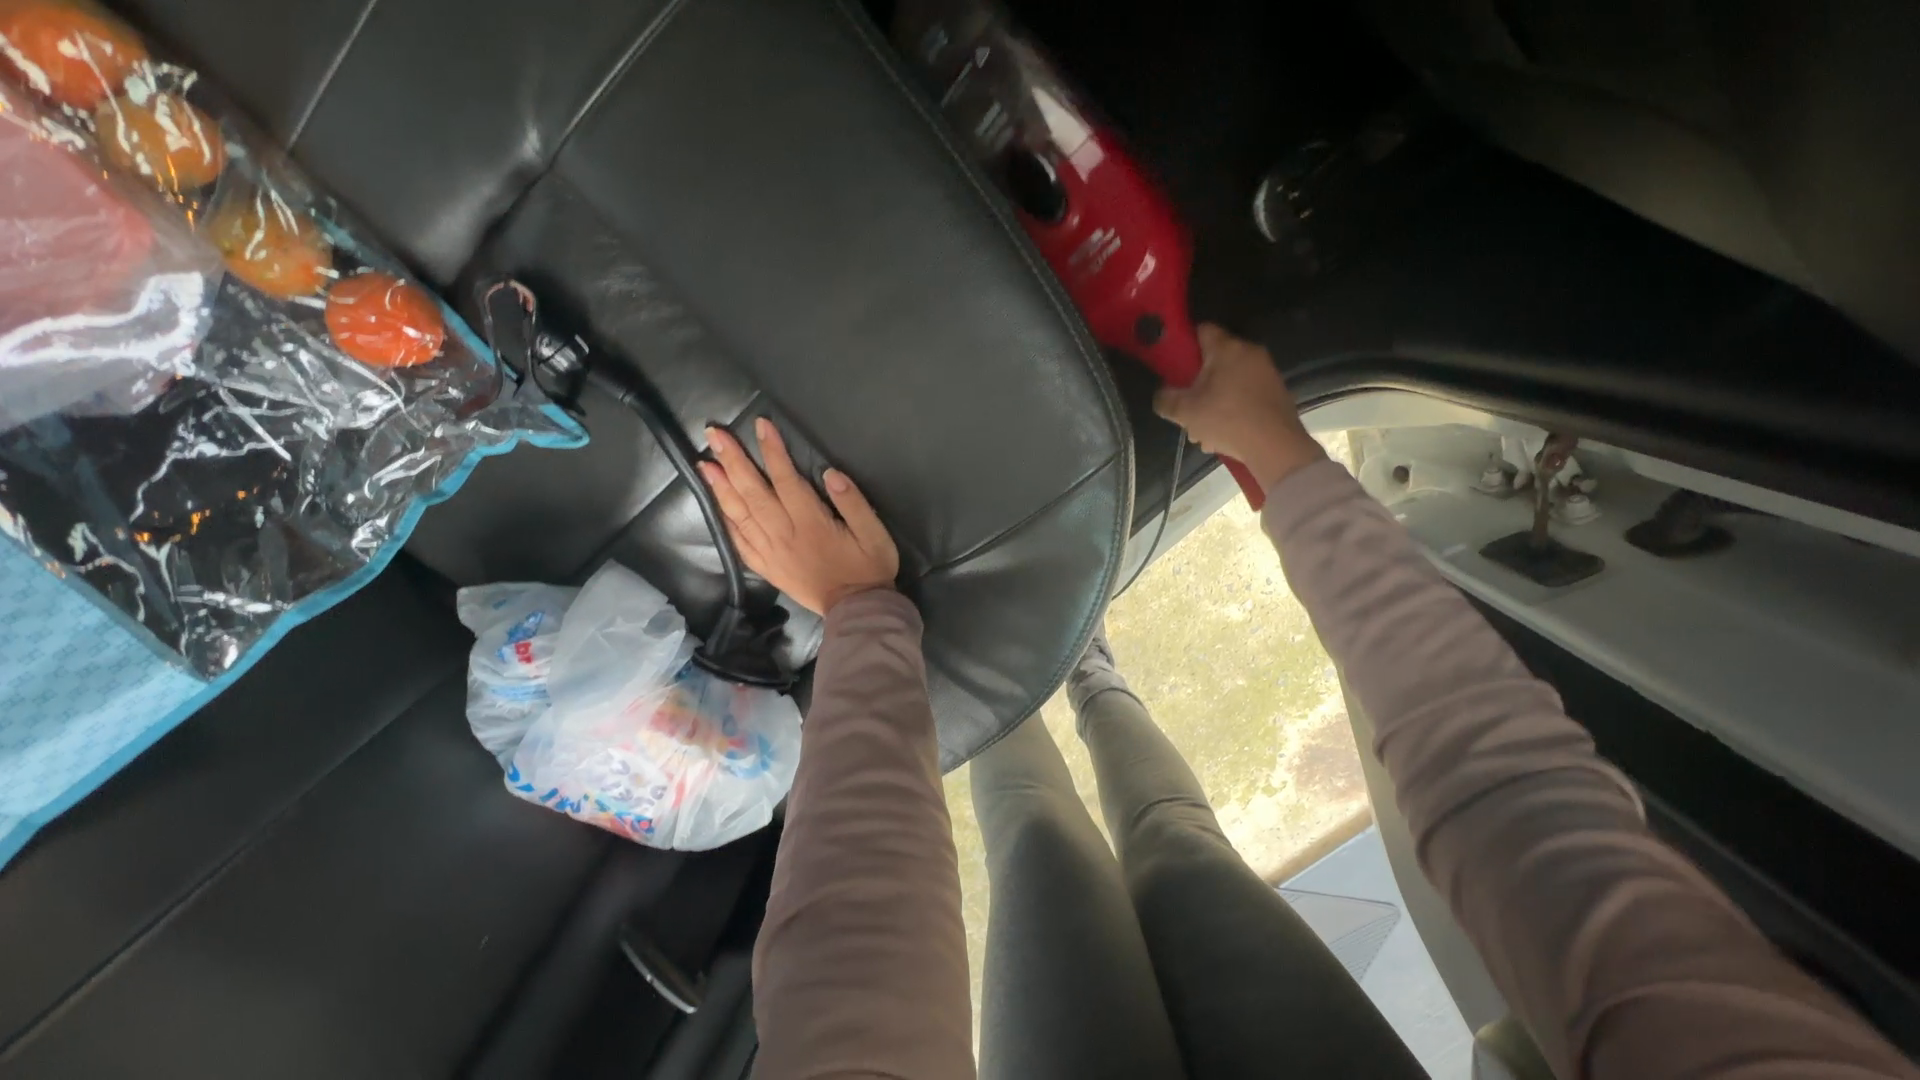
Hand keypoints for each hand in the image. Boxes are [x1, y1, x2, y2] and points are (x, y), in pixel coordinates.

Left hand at [698, 418, 900, 615]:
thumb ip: (853, 502)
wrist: (857, 612)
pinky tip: (716, 505)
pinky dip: (726, 522)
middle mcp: (784, 535)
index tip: (760, 425)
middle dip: (733, 461)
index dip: (772, 450)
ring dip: (721, 487)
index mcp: (811, 523)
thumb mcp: (875, 533)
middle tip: (714, 435)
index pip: (786, 479)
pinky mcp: (767, 568)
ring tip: (706, 463)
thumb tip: (830, 473)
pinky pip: (739, 542)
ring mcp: (772, 553)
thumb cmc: (869, 568)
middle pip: (753, 492)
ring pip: (740, 515)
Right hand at [1153, 324, 1324, 489]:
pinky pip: (1245, 394)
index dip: (1183, 343)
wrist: (1275, 446)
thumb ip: (1165, 399)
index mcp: (1227, 348)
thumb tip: (1162, 395)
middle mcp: (1249, 353)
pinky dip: (1231, 409)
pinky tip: (1222, 434)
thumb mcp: (1184, 412)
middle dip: (1197, 382)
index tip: (1172, 364)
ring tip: (1203, 429)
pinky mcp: (1276, 392)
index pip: (1201, 329)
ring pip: (1229, 381)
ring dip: (1213, 400)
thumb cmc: (1227, 420)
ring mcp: (1266, 372)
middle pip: (1215, 360)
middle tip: (1186, 404)